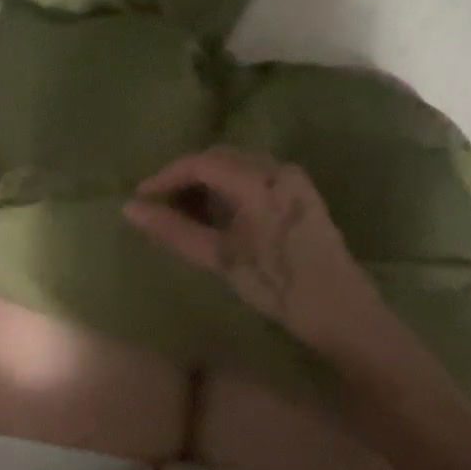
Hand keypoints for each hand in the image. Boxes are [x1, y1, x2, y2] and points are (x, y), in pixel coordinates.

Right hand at [121, 148, 396, 362]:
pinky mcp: (301, 195)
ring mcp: (293, 180)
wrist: (340, 311)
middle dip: (184, 177)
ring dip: (206, 182)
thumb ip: (173, 230)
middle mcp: (278, 169)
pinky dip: (228, 188)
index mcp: (258, 180)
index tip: (139, 199)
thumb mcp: (219, 258)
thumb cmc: (277, 285)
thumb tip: (129, 209)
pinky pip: (255, 177)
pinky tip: (216, 215)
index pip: (200, 162)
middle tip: (157, 206)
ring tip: (182, 212)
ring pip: (237, 166)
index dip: (165, 177)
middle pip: (219, 158)